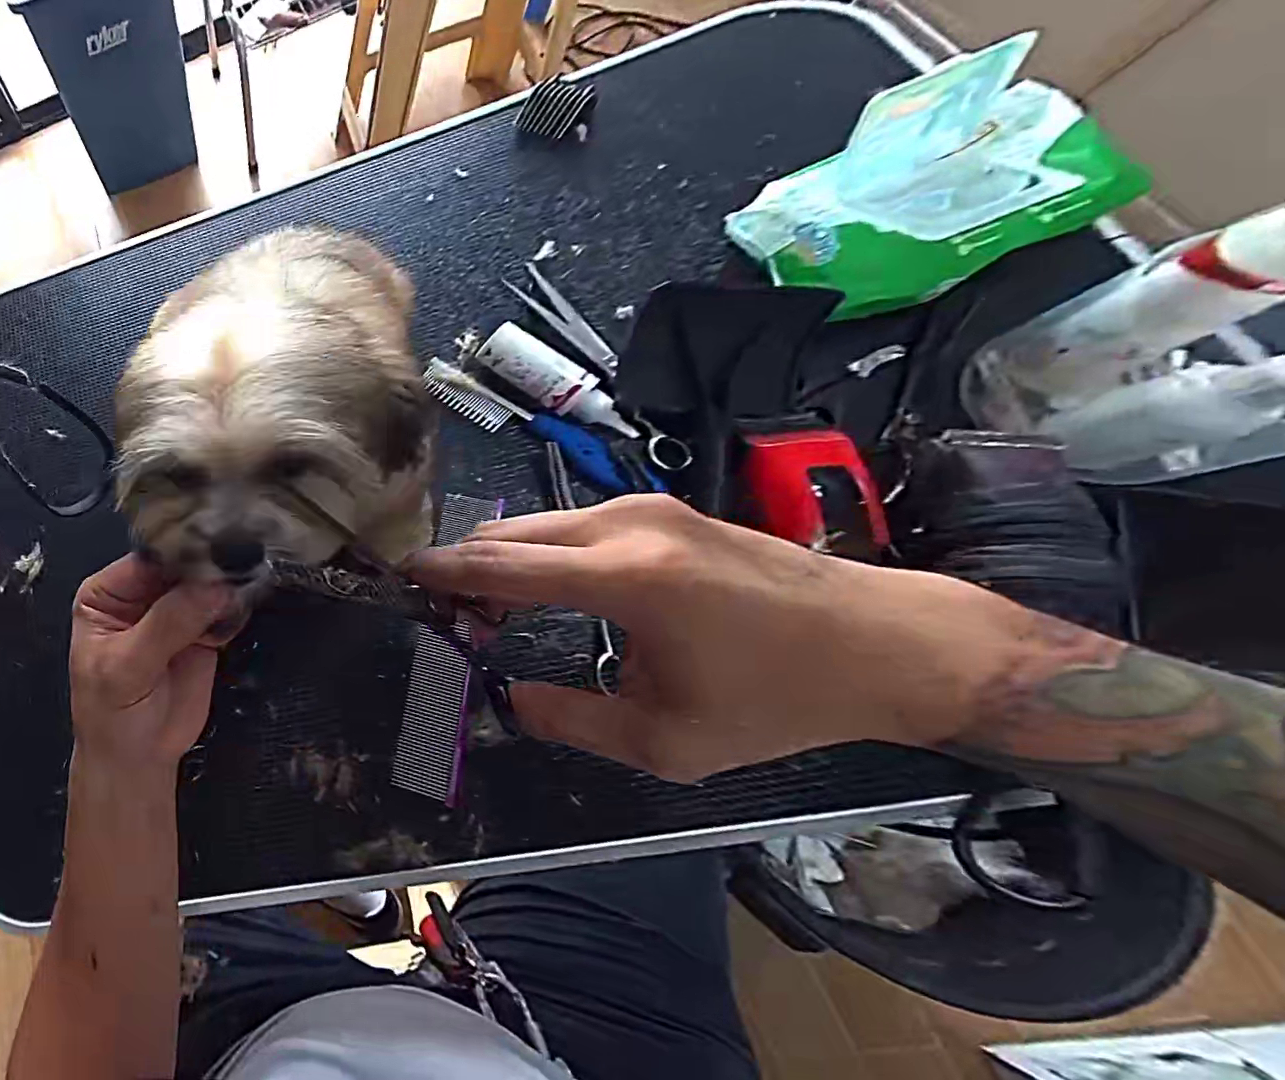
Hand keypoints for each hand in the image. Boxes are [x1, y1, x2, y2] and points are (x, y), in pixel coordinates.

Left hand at [69, 555, 233, 774]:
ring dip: (227, 589)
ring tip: (239, 595)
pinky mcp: (204, 630)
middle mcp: (143, 594)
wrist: (139, 759)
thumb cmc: (112, 714)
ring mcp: (176, 611)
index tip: (216, 552)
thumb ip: (167, 624)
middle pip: (183, 567)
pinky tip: (235, 618)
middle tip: (238, 569)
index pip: (149, 560)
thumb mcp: (128, 667)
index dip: (181, 555)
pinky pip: (226, 608)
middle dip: (210, 569)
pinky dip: (236, 610)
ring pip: (209, 585)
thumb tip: (214, 589)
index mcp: (108, 593)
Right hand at [404, 495, 1025, 780]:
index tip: (403, 575)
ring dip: (503, 559)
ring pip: (539, 523)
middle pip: (511, 534)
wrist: (881, 640)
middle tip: (450, 615)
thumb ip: (572, 720)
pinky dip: (540, 551)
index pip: (504, 564)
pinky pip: (572, 523)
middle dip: (468, 568)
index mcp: (625, 578)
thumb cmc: (778, 699)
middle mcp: (625, 525)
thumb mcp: (667, 739)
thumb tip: (510, 695)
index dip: (446, 571)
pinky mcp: (662, 508)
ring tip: (490, 610)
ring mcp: (646, 507)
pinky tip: (541, 586)